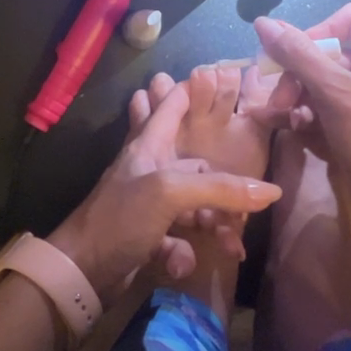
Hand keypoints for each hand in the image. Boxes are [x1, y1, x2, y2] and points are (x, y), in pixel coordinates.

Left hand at [48, 77, 281, 305]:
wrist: (81, 269)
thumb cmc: (120, 218)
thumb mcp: (170, 193)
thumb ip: (219, 189)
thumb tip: (270, 191)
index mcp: (148, 147)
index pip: (171, 107)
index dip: (190, 93)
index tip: (217, 80)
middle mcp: (150, 169)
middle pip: (197, 166)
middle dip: (225, 189)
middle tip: (245, 210)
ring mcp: (149, 203)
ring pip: (195, 206)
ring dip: (213, 226)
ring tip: (231, 246)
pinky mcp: (148, 235)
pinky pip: (179, 238)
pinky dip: (184, 253)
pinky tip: (180, 264)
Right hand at [253, 6, 350, 218]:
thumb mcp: (333, 93)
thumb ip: (297, 54)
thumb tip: (263, 22)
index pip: (348, 19)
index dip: (316, 32)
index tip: (293, 57)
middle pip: (329, 53)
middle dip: (298, 74)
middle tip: (279, 97)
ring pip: (323, 82)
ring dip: (299, 98)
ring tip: (288, 118)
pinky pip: (329, 106)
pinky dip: (311, 115)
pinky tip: (299, 129)